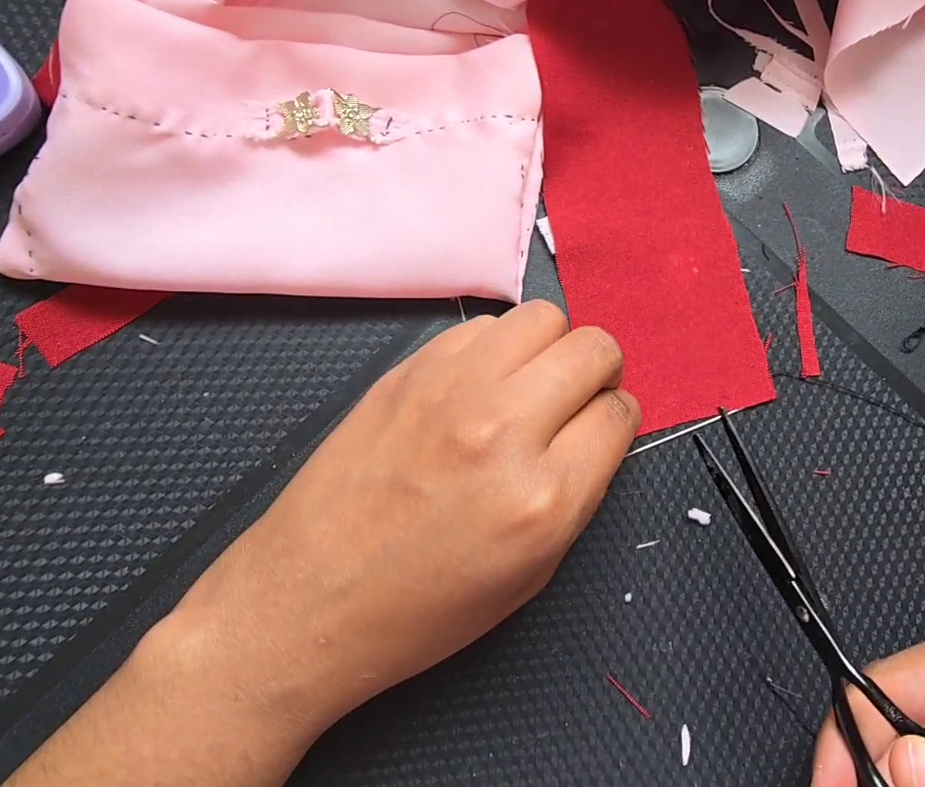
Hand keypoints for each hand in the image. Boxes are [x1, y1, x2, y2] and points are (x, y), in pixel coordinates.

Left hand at [8, 300, 638, 786]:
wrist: (306, 598)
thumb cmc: (425, 607)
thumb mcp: (532, 572)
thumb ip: (579, 488)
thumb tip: (599, 420)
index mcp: (542, 498)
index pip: (619, 413)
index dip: (615, 420)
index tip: (597, 430)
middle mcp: (502, 429)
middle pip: (593, 349)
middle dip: (599, 372)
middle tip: (573, 400)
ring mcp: (450, 389)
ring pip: (542, 317)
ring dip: (550, 348)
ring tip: (526, 385)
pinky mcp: (408, 369)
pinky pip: (484, 325)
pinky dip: (496, 348)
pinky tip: (477, 385)